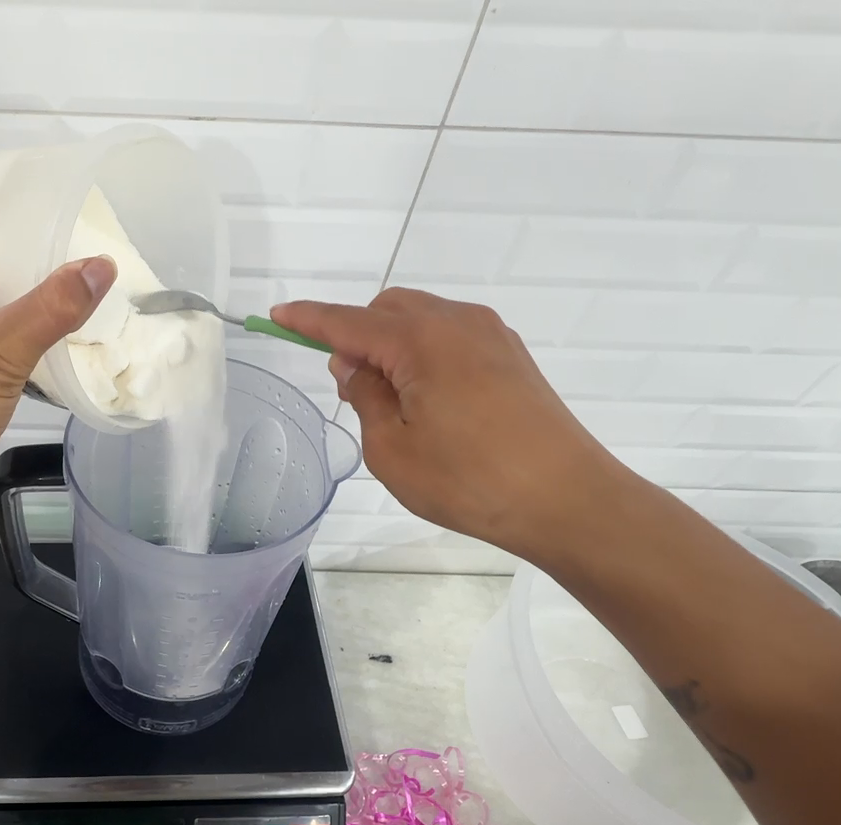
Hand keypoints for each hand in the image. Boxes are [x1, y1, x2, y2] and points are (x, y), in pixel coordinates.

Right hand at [272, 288, 634, 559]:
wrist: (563, 499)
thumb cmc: (467, 481)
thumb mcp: (391, 449)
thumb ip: (365, 396)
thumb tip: (355, 365)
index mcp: (421, 341)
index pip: (348, 322)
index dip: (308, 320)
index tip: (277, 315)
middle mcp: (458, 323)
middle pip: (388, 309)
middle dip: (356, 334)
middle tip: (349, 388)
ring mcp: (491, 336)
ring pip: (421, 319)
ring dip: (391, 345)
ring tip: (390, 403)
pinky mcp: (511, 356)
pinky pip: (450, 336)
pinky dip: (423, 353)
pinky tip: (427, 399)